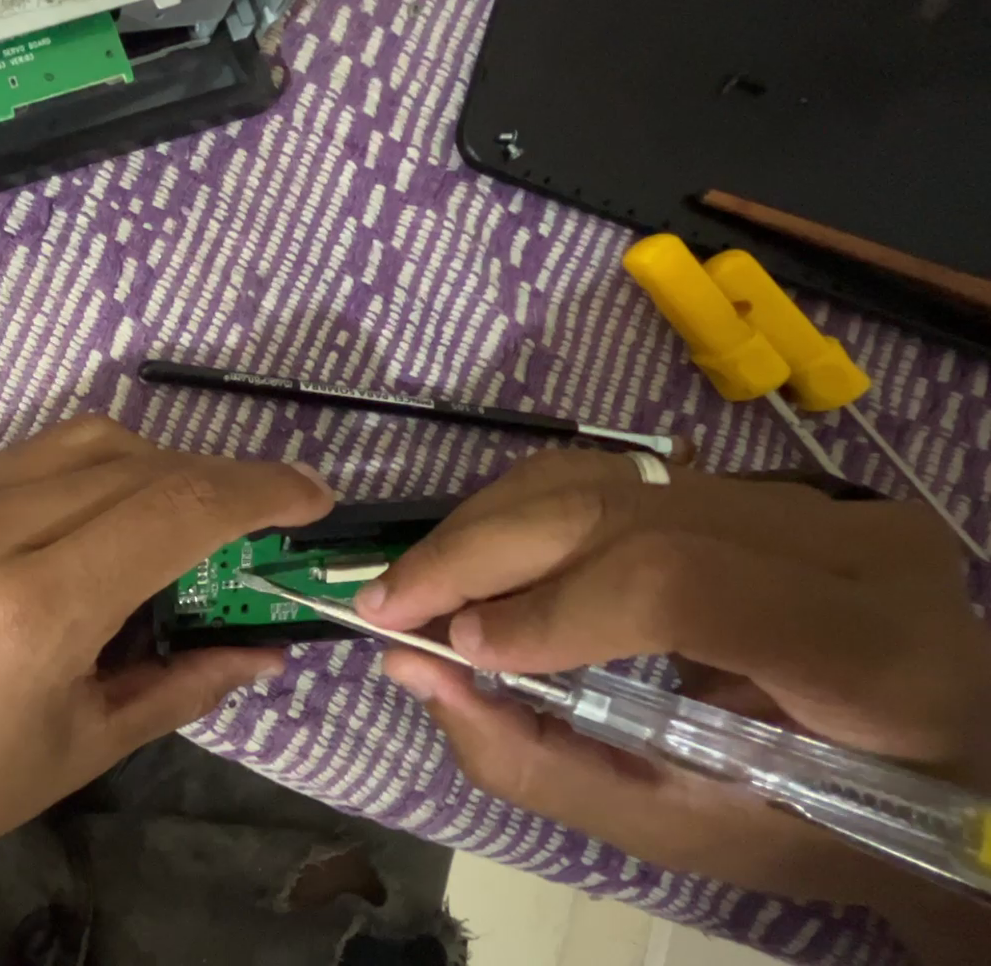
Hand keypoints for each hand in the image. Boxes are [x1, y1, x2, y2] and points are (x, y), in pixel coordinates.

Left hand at [0, 416, 332, 965]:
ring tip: (178, 521)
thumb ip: (187, 680)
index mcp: (37, 604)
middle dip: (215, 481)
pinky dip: (90, 470)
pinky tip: (98, 518)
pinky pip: (32, 453)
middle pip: (140, 461)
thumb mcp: (86, 745)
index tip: (309, 498)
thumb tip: (269, 644)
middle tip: (249, 526)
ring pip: (87, 440)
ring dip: (155, 466)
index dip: (259, 489)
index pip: (178, 507)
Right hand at [366, 450, 990, 913]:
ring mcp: (785, 497)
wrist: (923, 755)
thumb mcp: (677, 827)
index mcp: (869, 653)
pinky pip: (588, 476)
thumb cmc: (808, 816)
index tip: (454, 650)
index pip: (681, 585)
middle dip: (472, 558)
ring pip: (582, 479)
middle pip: (608, 513)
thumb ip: (532, 758)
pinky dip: (507, 515)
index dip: (550, 609)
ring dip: (475, 531)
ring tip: (415, 586)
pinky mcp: (733, 483)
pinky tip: (472, 561)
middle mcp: (835, 544)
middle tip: (382, 605)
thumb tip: (406, 664)